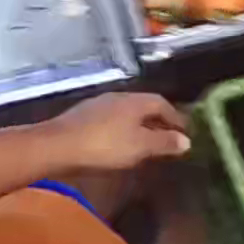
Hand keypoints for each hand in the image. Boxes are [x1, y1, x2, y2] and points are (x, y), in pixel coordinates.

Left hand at [40, 92, 190, 171]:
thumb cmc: (105, 145)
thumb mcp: (140, 146)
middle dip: (158, 120)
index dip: (176, 117)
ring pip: (126, 112)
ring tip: (148, 142)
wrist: (58, 146)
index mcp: (134, 101)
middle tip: (170, 137)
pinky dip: (123, 129)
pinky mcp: (82, 116)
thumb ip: (164, 142)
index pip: (162, 103)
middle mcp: (116, 97)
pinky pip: (111, 120)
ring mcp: (97, 105)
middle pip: (143, 106)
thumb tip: (185, 140)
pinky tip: (121, 143)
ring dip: (140, 125)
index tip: (186, 132)